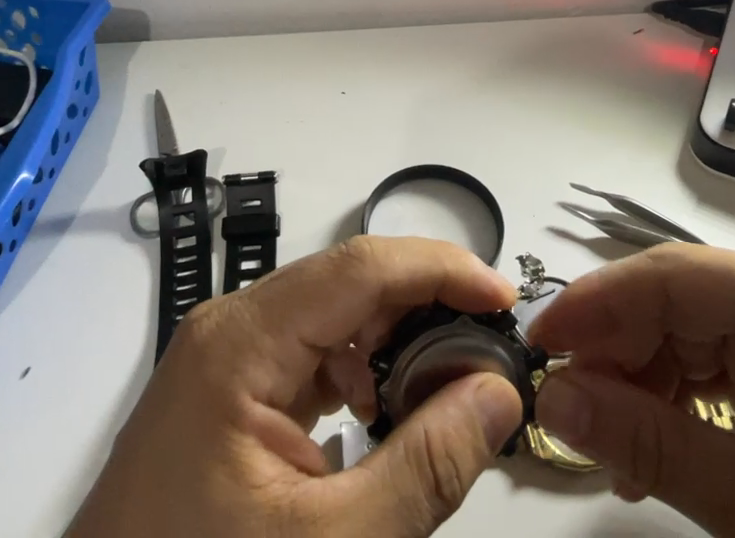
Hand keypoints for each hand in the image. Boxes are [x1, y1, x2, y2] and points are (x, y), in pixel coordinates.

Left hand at [67, 236, 524, 537]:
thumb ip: (423, 466)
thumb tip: (498, 391)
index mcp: (241, 342)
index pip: (358, 268)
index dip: (440, 269)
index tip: (505, 299)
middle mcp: (232, 328)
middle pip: (348, 286)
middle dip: (425, 308)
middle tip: (489, 354)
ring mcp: (228, 356)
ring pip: (334, 318)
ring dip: (397, 344)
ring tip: (448, 389)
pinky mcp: (233, 387)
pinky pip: (312, 355)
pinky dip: (363, 374)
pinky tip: (389, 414)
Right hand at [528, 244, 734, 537]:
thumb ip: (649, 445)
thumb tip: (551, 399)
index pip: (683, 276)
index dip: (600, 302)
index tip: (540, 345)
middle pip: (684, 298)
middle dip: (618, 349)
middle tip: (568, 408)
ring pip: (692, 328)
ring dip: (642, 378)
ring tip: (611, 443)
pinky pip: (721, 360)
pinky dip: (678, 397)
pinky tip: (654, 444)